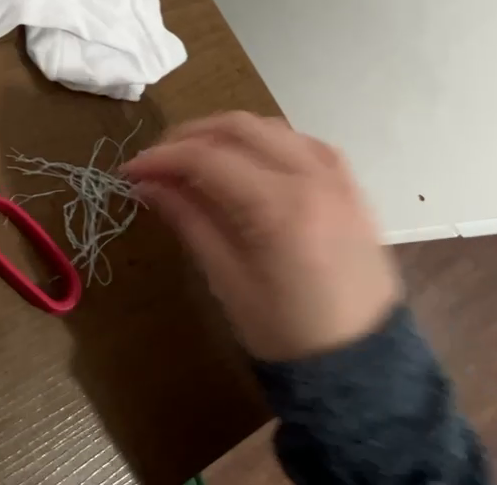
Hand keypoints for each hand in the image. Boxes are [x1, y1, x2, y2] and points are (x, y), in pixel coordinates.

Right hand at [123, 112, 401, 360]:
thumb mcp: (227, 280)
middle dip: (187, 136)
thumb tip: (146, 184)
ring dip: (223, 133)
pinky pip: (300, 141)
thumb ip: (188, 220)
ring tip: (193, 158)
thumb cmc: (288, 334)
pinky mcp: (349, 187)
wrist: (366, 370)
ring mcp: (337, 178)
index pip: (206, 158)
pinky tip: (244, 160)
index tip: (129, 171)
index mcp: (282, 208)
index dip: (161, 158)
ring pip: (268, 126)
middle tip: (156, 161)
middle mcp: (313, 179)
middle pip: (237, 127)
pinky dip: (263, 140)